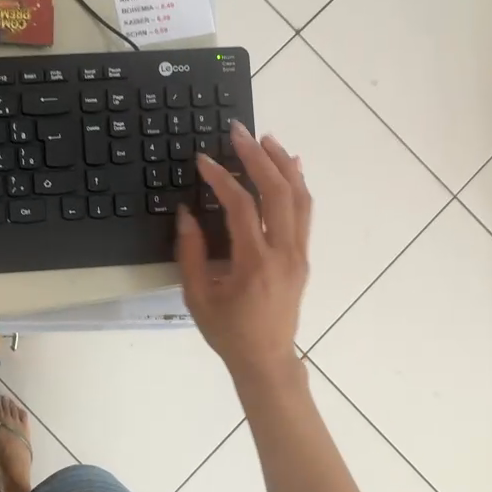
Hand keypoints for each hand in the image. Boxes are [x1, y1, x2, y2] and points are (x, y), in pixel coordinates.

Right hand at [175, 122, 311, 381]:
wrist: (266, 358)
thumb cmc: (227, 331)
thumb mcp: (196, 296)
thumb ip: (190, 252)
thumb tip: (186, 213)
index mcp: (254, 264)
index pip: (241, 207)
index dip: (221, 179)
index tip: (203, 160)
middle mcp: (284, 253)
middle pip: (277, 192)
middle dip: (257, 157)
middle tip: (238, 133)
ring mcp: (299, 253)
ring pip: (299, 197)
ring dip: (282, 164)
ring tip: (265, 139)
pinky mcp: (303, 256)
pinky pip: (305, 212)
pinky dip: (297, 184)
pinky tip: (290, 164)